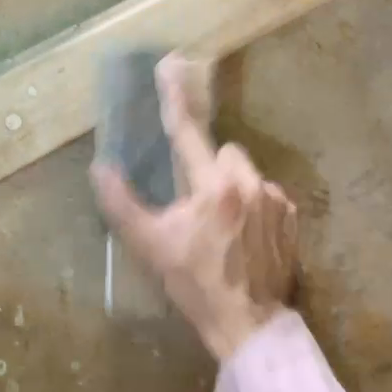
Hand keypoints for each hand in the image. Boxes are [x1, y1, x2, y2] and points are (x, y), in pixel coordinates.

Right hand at [91, 55, 298, 359]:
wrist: (248, 326)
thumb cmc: (195, 283)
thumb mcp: (151, 246)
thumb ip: (122, 204)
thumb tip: (99, 168)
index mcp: (213, 186)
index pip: (188, 132)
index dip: (174, 98)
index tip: (168, 65)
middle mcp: (248, 183)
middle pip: (223, 151)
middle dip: (208, 167)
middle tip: (196, 202)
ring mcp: (275, 199)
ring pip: (245, 170)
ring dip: (232, 184)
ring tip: (222, 222)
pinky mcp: (291, 217)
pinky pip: (266, 192)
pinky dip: (254, 203)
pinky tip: (245, 232)